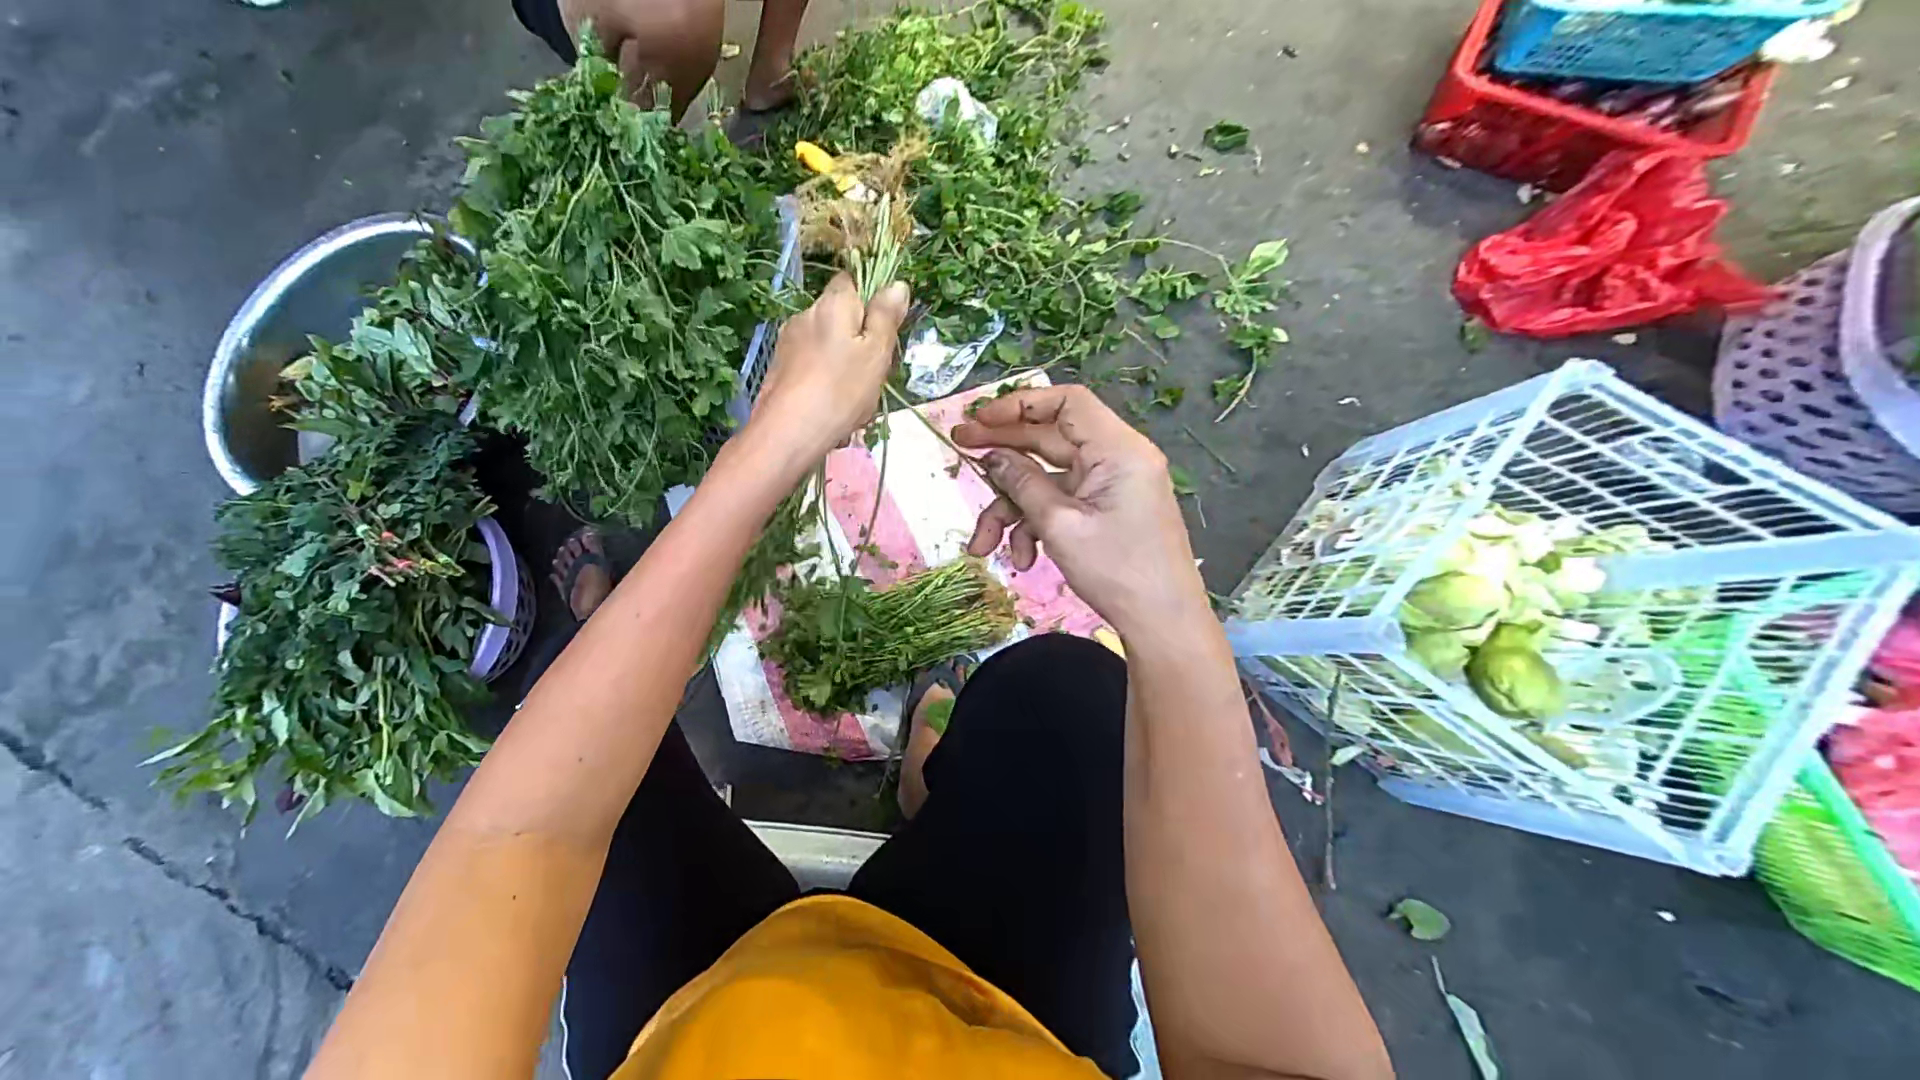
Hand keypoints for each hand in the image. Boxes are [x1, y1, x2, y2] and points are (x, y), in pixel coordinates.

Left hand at [744, 272, 909, 463]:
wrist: (788, 432)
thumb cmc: (840, 391)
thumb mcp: (876, 353)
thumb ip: (886, 317)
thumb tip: (897, 284)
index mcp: (833, 303)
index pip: (853, 281)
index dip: (872, 300)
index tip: (885, 331)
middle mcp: (806, 314)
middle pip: (841, 316)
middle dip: (859, 338)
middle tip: (874, 372)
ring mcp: (790, 342)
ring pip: (828, 344)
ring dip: (844, 363)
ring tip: (855, 397)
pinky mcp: (781, 368)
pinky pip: (813, 366)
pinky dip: (826, 380)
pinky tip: (834, 407)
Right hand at [955, 385, 1207, 637]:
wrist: (1163, 622)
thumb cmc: (1117, 571)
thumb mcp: (1060, 525)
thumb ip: (1022, 483)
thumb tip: (992, 456)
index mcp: (1118, 449)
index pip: (1066, 402)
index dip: (1019, 404)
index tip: (981, 418)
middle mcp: (1117, 458)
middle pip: (1050, 439)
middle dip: (1004, 452)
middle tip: (960, 449)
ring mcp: (1110, 486)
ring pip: (1048, 479)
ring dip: (1012, 509)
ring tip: (983, 544)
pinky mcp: (1105, 510)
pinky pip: (1062, 503)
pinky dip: (1036, 525)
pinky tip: (1022, 558)